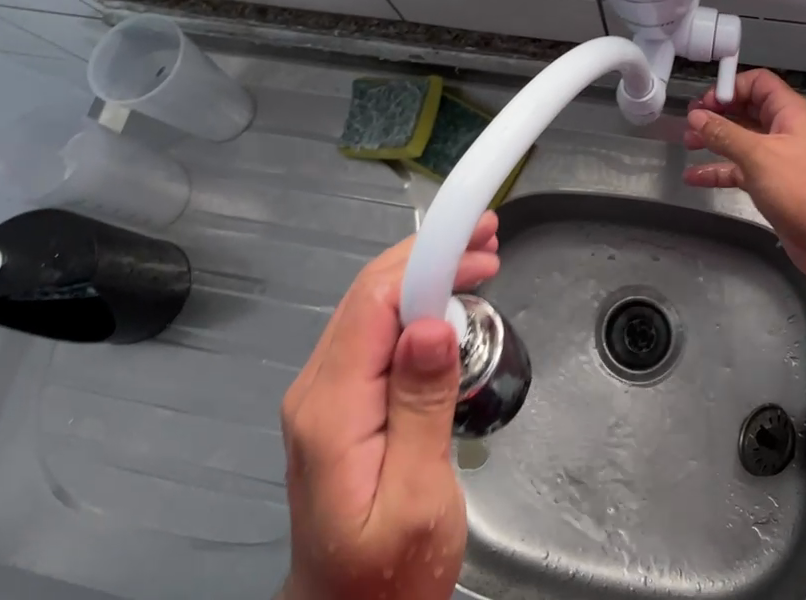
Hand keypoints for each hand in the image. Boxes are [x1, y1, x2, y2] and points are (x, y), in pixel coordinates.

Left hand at [279, 211, 500, 599]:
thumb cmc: (388, 573)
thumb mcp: (418, 498)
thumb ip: (421, 408)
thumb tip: (431, 325)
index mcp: (331, 408)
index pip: (373, 304)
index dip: (427, 261)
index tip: (479, 242)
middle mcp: (317, 388)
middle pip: (369, 295)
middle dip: (429, 256)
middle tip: (488, 238)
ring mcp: (324, 393)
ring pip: (372, 308)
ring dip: (425, 274)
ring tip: (479, 258)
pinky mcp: (340, 401)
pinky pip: (376, 333)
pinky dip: (416, 304)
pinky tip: (448, 299)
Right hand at [682, 69, 805, 278]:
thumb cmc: (801, 190)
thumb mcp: (758, 156)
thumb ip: (724, 134)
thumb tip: (696, 115)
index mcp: (790, 113)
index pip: (758, 82)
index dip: (731, 87)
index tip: (705, 103)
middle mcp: (785, 130)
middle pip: (747, 109)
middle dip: (718, 114)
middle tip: (690, 122)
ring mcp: (779, 157)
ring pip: (741, 140)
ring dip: (715, 140)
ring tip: (687, 144)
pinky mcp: (772, 183)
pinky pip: (741, 168)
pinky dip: (719, 170)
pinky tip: (694, 177)